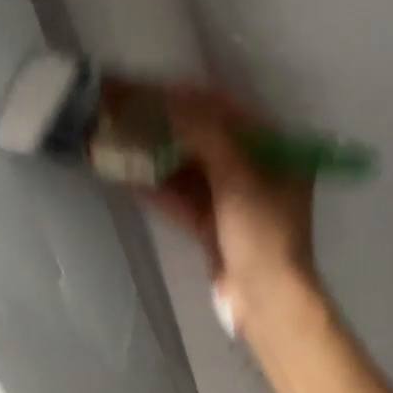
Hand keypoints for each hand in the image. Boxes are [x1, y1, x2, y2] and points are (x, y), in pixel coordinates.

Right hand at [141, 87, 318, 335]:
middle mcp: (255, 171)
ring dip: (154, 155)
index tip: (148, 91)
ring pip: (188, 169)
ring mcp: (232, 203)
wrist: (266, 301)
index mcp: (275, 151)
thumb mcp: (239, 176)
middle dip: (164, 126)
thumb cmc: (263, 234)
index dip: (187, 98)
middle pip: (204, 139)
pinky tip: (125, 172)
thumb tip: (168, 102)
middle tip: (125, 113)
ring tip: (118, 138)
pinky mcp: (212, 230)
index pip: (227, 111)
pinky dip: (156, 187)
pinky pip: (181, 199)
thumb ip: (206, 135)